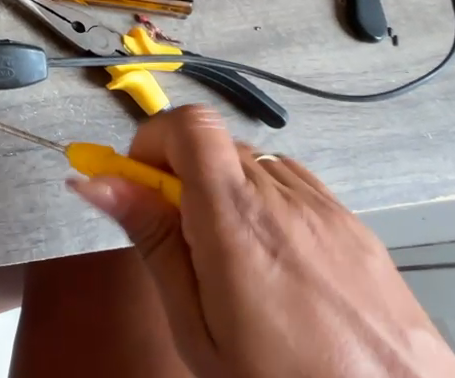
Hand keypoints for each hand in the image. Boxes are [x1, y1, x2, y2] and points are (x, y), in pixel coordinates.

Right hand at [71, 106, 454, 377]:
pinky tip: (274, 260)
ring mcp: (330, 212)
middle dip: (180, 171)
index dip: (153, 140)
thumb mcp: (198, 329)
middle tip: (176, 233)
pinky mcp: (361, 231)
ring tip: (228, 255)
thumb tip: (93, 181)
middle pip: (214, 143)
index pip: (188, 124)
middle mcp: (285, 199)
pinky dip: (268, 201)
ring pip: (253, 161)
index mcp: (237, 219)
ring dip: (224, 186)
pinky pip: (296, 185)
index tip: (139, 185)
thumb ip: (151, 241)